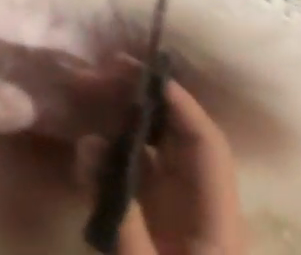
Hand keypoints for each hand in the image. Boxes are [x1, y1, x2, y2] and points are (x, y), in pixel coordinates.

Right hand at [76, 79, 247, 254]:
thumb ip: (119, 212)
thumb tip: (91, 144)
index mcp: (217, 223)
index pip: (205, 147)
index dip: (176, 103)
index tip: (133, 69)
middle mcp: (206, 213)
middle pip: (182, 143)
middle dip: (142, 102)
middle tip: (92, 75)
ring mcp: (183, 222)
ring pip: (159, 156)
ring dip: (124, 122)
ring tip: (83, 97)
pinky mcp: (158, 231)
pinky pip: (140, 177)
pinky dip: (114, 152)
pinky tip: (85, 145)